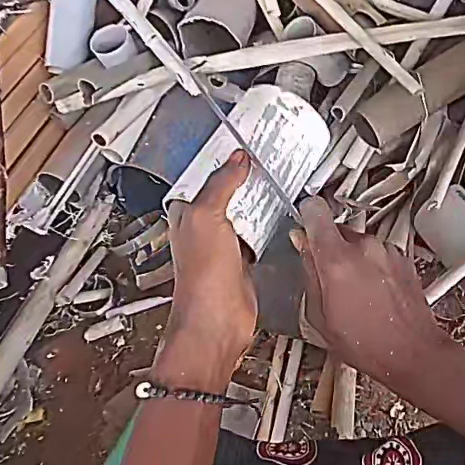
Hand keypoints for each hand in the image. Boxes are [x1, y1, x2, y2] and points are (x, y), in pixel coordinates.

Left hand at [158, 150, 257, 390]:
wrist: (219, 320)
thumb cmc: (202, 279)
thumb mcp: (206, 217)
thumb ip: (221, 185)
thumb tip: (237, 160)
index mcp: (185, 215)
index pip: (201, 177)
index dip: (218, 160)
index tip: (239, 144)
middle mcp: (203, 228)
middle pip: (225, 192)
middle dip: (242, 177)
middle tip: (263, 158)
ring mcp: (224, 244)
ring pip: (243, 212)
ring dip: (257, 199)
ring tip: (275, 178)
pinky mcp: (244, 259)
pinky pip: (257, 233)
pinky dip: (267, 222)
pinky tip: (278, 213)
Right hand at [291, 196, 464, 402]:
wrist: (412, 353)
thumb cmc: (369, 343)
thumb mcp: (321, 316)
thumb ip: (309, 273)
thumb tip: (303, 248)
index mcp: (337, 260)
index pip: (315, 212)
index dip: (306, 216)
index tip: (303, 224)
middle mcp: (364, 247)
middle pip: (337, 230)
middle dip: (329, 249)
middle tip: (327, 279)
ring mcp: (386, 251)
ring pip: (358, 243)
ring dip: (352, 260)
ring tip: (353, 293)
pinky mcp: (402, 258)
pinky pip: (377, 253)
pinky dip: (371, 266)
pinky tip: (371, 294)